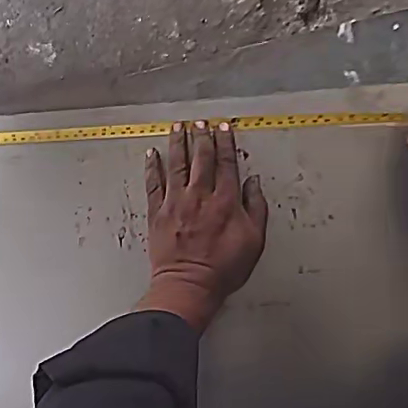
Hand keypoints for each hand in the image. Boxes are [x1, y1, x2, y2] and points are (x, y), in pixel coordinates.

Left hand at [136, 120, 269, 332]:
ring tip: (177, 127)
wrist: (189, 285)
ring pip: (176, 165)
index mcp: (225, 201)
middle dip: (201, 137)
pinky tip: (152, 155)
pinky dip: (153, 167)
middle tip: (200, 122)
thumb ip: (255, 208)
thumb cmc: (223, 269)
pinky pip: (154, 184)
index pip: (226, 163)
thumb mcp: (254, 241)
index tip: (223, 128)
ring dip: (177, 143)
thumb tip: (252, 184)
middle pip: (201, 158)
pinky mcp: (157, 214)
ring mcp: (175, 203)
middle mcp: (199, 196)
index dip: (225, 143)